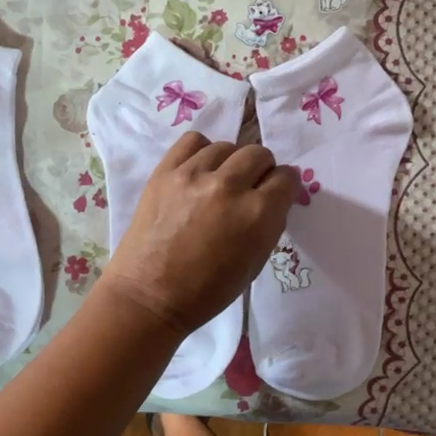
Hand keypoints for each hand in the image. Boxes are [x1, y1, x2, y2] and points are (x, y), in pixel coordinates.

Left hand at [98, 132, 300, 337]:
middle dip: (260, 170)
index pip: (286, 178)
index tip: (275, 194)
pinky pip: (192, 141)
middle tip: (248, 189)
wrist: (150, 294)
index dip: (283, 186)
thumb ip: (268, 222)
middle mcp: (229, 186)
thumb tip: (273, 197)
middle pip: (258, 154)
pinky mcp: (165, 171)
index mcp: (257, 214)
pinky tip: (198, 170)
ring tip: (219, 182)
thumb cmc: (207, 290)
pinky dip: (201, 152)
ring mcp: (193, 175)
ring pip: (226, 146)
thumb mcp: (256, 261)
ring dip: (230, 162)